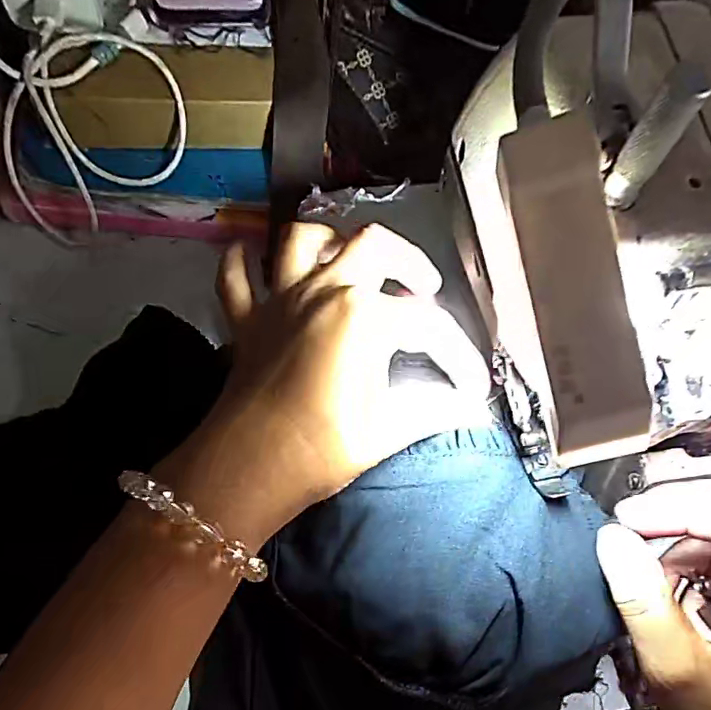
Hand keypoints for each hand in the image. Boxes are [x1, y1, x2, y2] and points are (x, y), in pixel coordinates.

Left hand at [157, 222, 490, 544]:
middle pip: (373, 245)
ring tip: (353, 261)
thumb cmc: (319, 451)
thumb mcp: (385, 431)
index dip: (457, 354)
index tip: (473, 385)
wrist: (248, 470)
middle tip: (425, 289)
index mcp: (364, 316)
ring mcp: (279, 301)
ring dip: (335, 242)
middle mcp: (323, 291)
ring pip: (304, 239)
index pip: (427, 324)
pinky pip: (238, 275)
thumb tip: (471, 408)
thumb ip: (432, 410)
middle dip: (408, 262)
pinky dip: (248, 262)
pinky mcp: (245, 321)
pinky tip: (257, 261)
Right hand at [595, 480, 710, 709]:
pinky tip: (674, 587)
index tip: (635, 518)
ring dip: (686, 539)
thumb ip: (642, 601)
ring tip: (654, 578)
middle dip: (684, 513)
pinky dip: (695, 558)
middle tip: (633, 529)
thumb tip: (614, 541)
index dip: (690, 504)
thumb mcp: (675, 671)